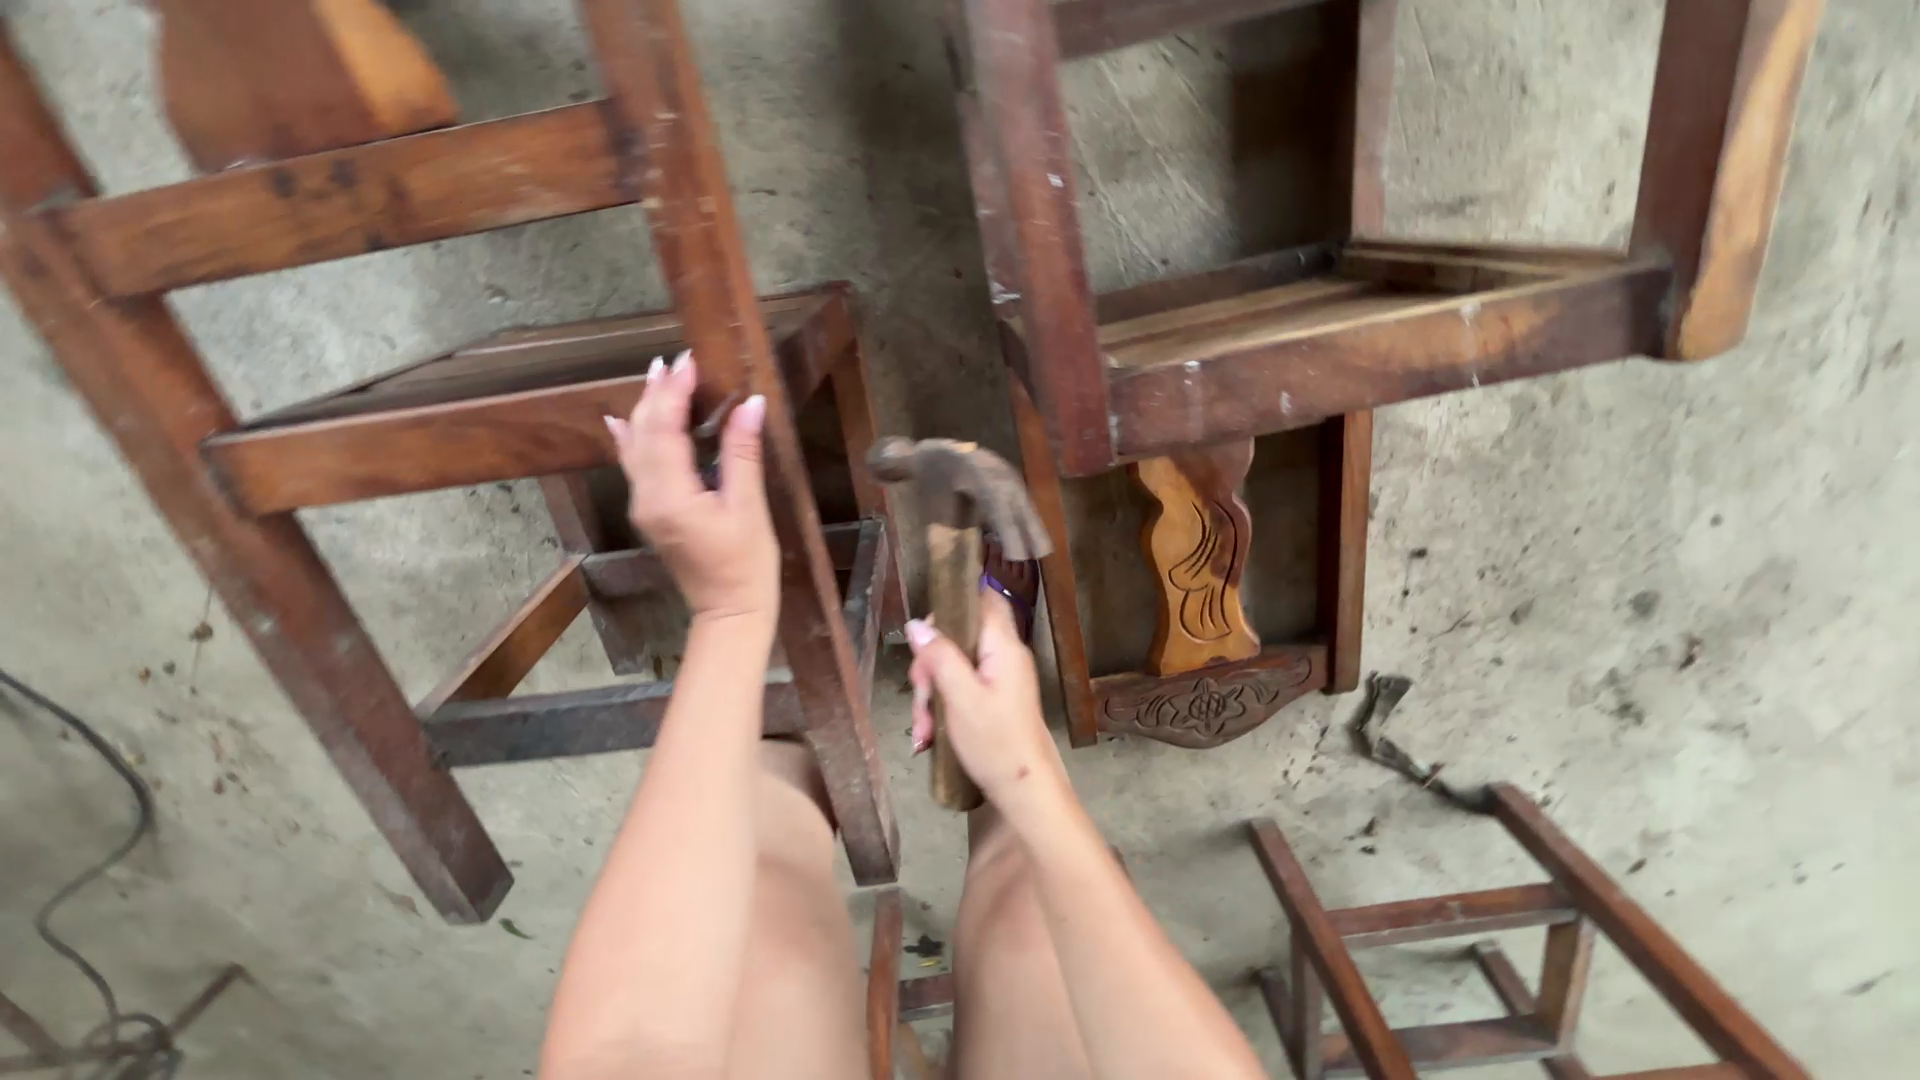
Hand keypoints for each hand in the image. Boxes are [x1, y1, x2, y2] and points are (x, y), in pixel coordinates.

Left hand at [605, 351, 778, 626]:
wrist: (729, 610)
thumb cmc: (747, 565)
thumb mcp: (749, 508)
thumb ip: (742, 453)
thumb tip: (750, 404)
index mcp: (671, 496)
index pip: (665, 429)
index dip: (676, 392)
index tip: (691, 361)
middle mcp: (646, 497)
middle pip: (643, 433)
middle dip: (658, 394)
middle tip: (675, 361)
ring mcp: (644, 507)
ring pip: (635, 447)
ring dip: (645, 410)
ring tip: (655, 377)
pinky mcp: (650, 514)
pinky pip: (634, 466)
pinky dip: (631, 438)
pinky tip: (621, 421)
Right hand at [905, 589, 1070, 816]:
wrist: (1024, 791)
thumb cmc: (996, 743)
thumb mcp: (960, 698)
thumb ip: (939, 657)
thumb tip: (917, 624)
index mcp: (1003, 646)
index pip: (981, 599)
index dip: (949, 608)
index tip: (925, 637)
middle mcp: (1003, 655)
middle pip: (957, 637)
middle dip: (929, 665)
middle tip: (920, 694)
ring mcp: (998, 678)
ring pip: (952, 666)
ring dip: (931, 694)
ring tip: (924, 728)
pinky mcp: (992, 699)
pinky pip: (959, 689)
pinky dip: (942, 707)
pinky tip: (930, 734)